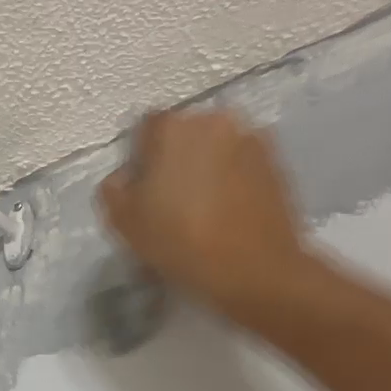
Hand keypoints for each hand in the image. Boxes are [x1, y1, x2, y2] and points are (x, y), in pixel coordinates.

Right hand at [98, 109, 318, 320]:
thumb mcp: (123, 222)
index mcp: (171, 127)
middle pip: (184, 133)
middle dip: (175, 157)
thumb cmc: (181, 242)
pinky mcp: (278, 160)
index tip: (142, 188)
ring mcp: (250, 138)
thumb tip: (125, 176)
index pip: (145, 128)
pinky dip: (233, 177)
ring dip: (206, 166)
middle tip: (171, 197)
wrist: (255, 270)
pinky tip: (228, 209)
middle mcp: (212, 120)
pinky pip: (241, 161)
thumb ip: (113, 188)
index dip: (140, 158)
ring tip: (203, 205)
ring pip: (215, 146)